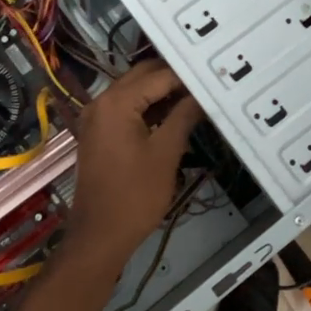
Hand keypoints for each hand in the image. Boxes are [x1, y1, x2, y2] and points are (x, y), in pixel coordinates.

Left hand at [63, 60, 202, 264]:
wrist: (100, 235)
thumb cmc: (135, 195)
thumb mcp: (166, 153)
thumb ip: (184, 116)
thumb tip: (202, 94)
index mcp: (116, 102)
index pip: (157, 75)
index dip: (186, 75)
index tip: (214, 75)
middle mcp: (101, 102)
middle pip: (142, 77)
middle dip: (173, 78)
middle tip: (206, 83)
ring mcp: (97, 118)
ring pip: (134, 93)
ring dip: (162, 93)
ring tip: (196, 97)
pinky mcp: (98, 134)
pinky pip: (126, 110)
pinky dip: (148, 109)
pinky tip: (174, 115)